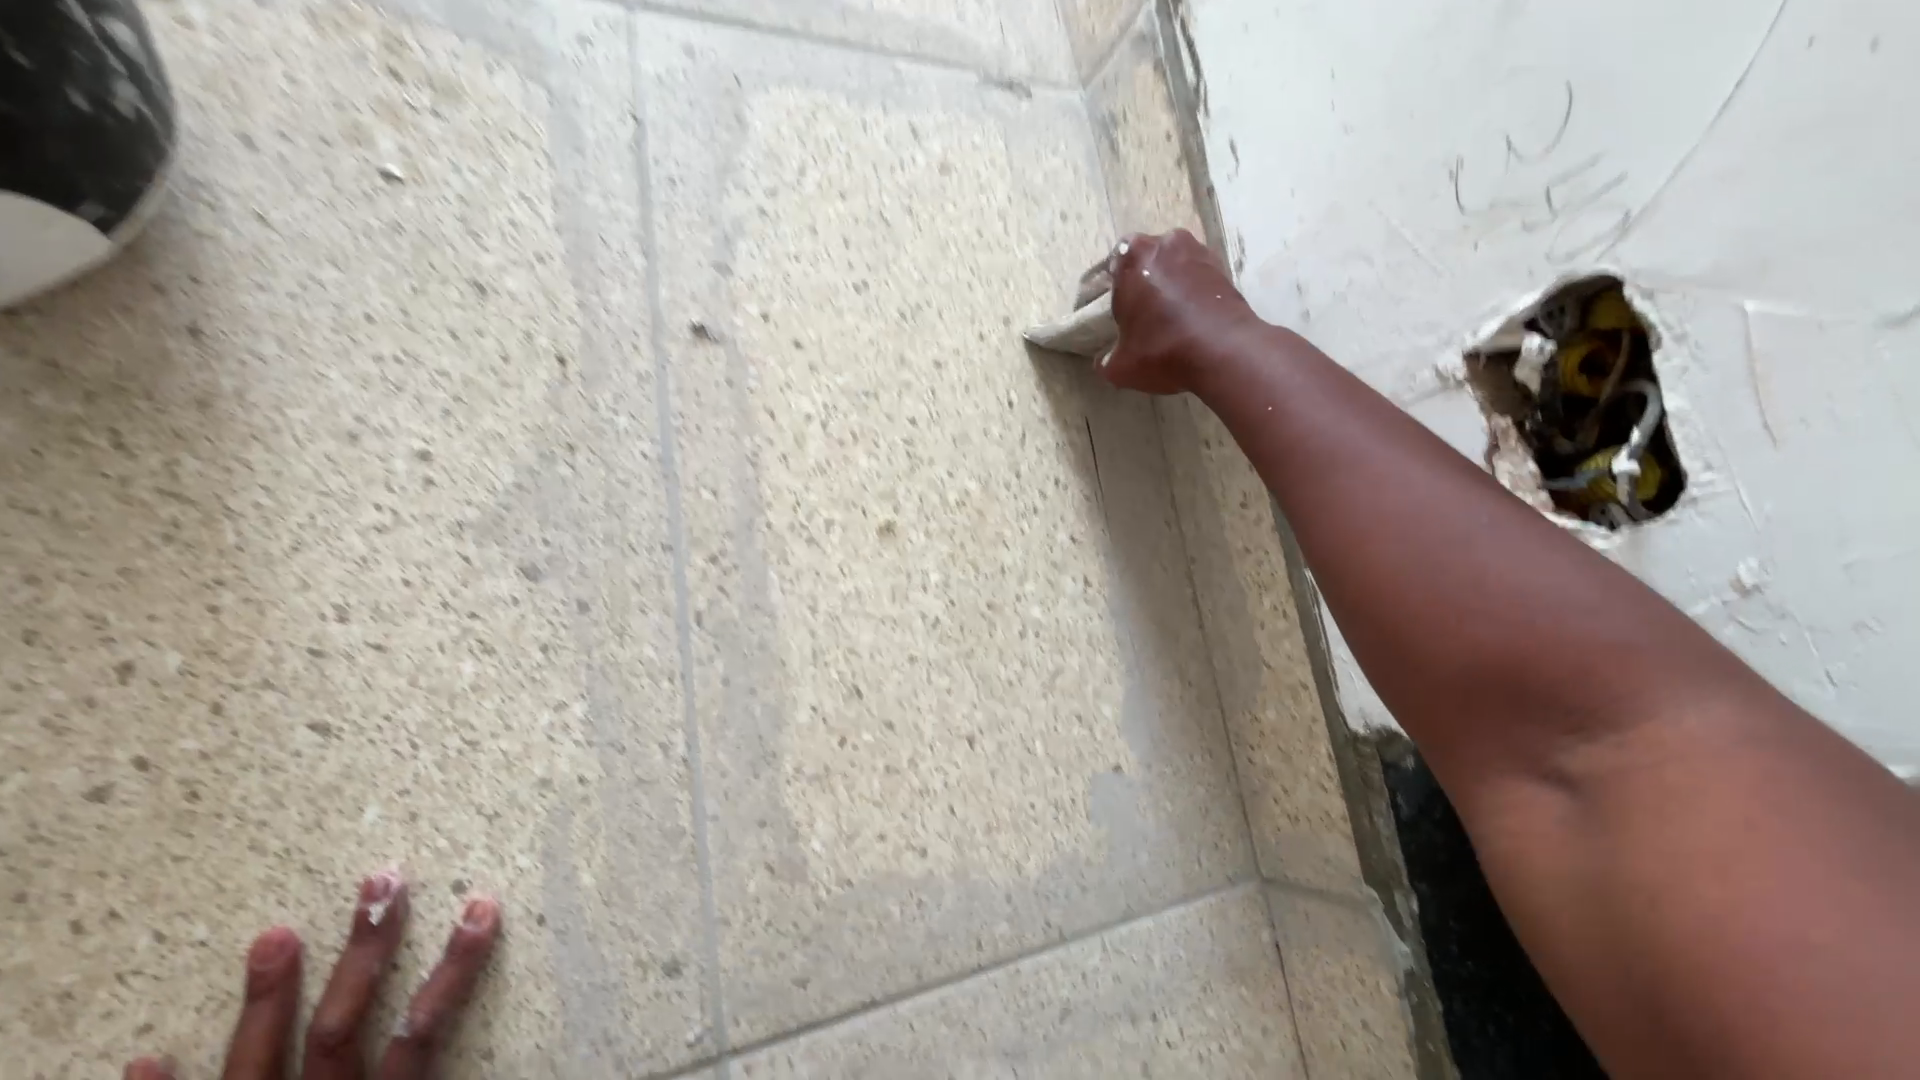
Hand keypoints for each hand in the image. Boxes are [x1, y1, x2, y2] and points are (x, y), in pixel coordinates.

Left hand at [123, 870, 501, 1079]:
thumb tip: (480, 1055)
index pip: (421, 1035)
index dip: (454, 969)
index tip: (482, 908)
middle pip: (340, 1029)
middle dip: (365, 952)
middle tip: (382, 883)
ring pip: (255, 1065)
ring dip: (267, 999)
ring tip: (273, 934)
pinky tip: (148, 1059)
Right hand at [1100, 229, 1263, 395]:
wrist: (1224, 351)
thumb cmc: (1161, 350)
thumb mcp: (1120, 366)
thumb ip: (1107, 359)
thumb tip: (1106, 361)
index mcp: (1131, 256)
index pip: (1114, 265)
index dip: (1115, 289)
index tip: (1118, 311)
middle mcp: (1165, 244)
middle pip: (1148, 261)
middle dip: (1145, 282)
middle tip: (1143, 313)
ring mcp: (1199, 252)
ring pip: (1176, 267)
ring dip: (1172, 285)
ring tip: (1171, 317)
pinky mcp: (1224, 269)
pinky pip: (1200, 278)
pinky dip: (1195, 294)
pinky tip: (1193, 320)